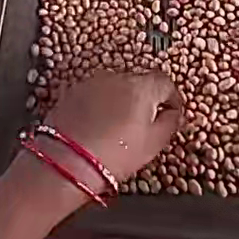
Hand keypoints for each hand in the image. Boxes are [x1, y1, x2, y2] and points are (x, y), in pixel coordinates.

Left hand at [42, 72, 181, 183]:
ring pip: (116, 87)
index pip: (165, 82)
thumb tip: (173, 112)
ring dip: (121, 101)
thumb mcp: (153, 144)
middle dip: (145, 100)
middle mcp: (117, 77)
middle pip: (140, 82)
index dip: (171, 98)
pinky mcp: (73, 91)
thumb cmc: (114, 156)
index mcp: (142, 87)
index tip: (172, 112)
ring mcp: (93, 82)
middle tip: (144, 125)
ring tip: (118, 129)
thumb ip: (170, 122)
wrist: (65, 162)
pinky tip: (98, 126)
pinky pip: (95, 94)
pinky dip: (100, 104)